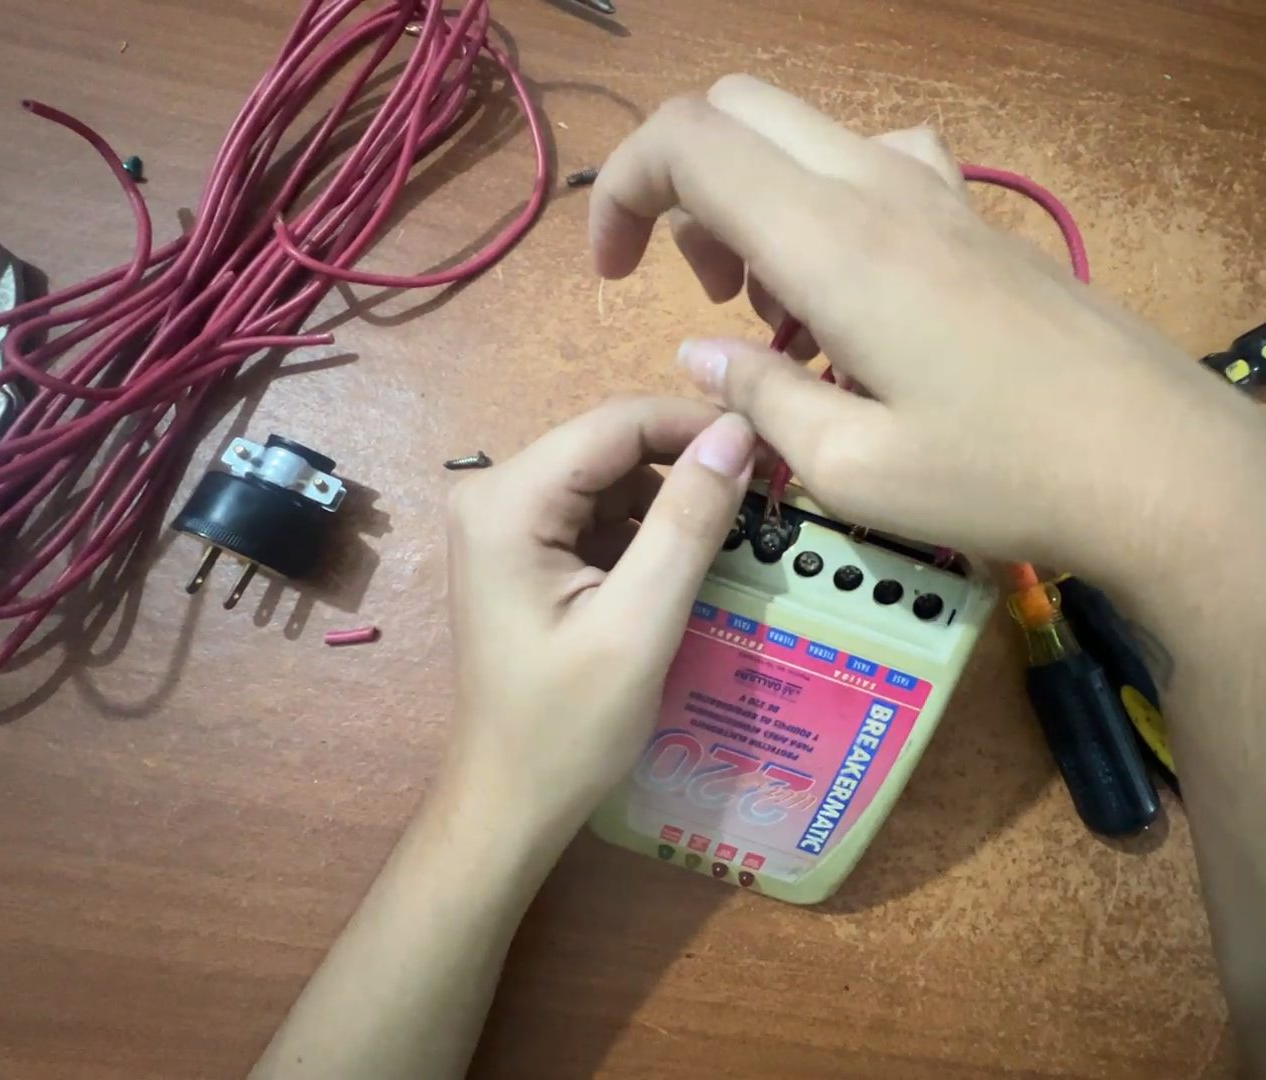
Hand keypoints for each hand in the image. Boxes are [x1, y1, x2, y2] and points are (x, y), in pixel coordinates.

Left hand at [442, 398, 752, 839]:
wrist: (513, 799)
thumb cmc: (569, 727)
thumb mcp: (640, 625)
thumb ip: (688, 523)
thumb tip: (736, 434)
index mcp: (508, 501)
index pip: (617, 423)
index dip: (697, 424)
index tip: (768, 450)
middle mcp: (497, 492)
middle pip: (613, 444)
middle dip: (687, 462)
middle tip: (760, 492)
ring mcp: (509, 520)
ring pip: (613, 475)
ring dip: (673, 498)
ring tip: (730, 534)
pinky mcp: (527, 547)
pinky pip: (601, 511)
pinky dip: (649, 527)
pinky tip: (684, 562)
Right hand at [589, 75, 1265, 603]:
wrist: (1160, 469)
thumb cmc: (999, 478)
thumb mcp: (849, 466)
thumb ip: (757, 397)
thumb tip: (699, 354)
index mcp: (835, 241)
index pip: (689, 141)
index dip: (623, 189)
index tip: (612, 274)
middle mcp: (884, 188)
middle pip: (742, 113)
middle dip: (687, 191)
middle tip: (709, 298)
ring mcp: (943, 196)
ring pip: (809, 141)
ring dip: (761, 209)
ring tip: (782, 320)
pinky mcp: (981, 226)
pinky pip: (876, 176)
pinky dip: (827, 220)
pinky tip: (856, 310)